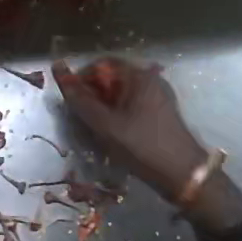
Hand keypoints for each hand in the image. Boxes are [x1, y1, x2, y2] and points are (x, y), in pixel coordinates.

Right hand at [53, 58, 207, 197]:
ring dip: (102, 108)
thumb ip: (80, 99)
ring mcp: (156, 97)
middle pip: (110, 78)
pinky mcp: (158, 113)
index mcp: (138, 76)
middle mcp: (149, 80)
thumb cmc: (142, 146)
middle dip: (91, 95)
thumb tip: (58, 68)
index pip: (101, 64)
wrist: (183, 175)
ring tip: (94, 129)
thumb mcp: (106, 125)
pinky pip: (129, 105)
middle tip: (81, 118)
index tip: (71, 101)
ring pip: (119, 94)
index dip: (81, 78)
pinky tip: (111, 135)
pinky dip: (115, 115)